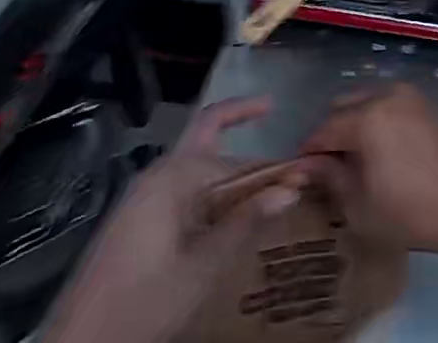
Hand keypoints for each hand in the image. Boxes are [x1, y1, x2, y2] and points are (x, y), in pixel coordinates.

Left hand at [44, 97, 305, 342]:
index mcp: (171, 177)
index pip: (229, 152)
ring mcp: (144, 195)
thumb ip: (246, 222)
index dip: (265, 161)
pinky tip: (229, 220)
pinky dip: (212, 194)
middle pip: (207, 137)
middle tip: (277, 139)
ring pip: (197, 167)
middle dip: (242, 135)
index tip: (298, 166)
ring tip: (264, 195)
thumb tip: (291, 188)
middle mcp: (157, 174)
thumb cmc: (143, 302)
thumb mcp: (202, 267)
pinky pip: (183, 189)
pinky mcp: (139, 217)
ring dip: (230, 174)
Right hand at [299, 83, 437, 255]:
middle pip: (343, 107)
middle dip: (333, 133)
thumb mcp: (360, 205)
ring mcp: (408, 95)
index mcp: (366, 118)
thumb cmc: (412, 211)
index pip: (324, 130)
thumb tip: (305, 165)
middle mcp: (385, 95)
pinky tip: (383, 149)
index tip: (303, 172)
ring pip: (366, 101)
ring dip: (355, 123)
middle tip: (332, 166)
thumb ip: (329, 178)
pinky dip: (377, 119)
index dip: (310, 152)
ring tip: (358, 158)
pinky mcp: (424, 102)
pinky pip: (388, 103)